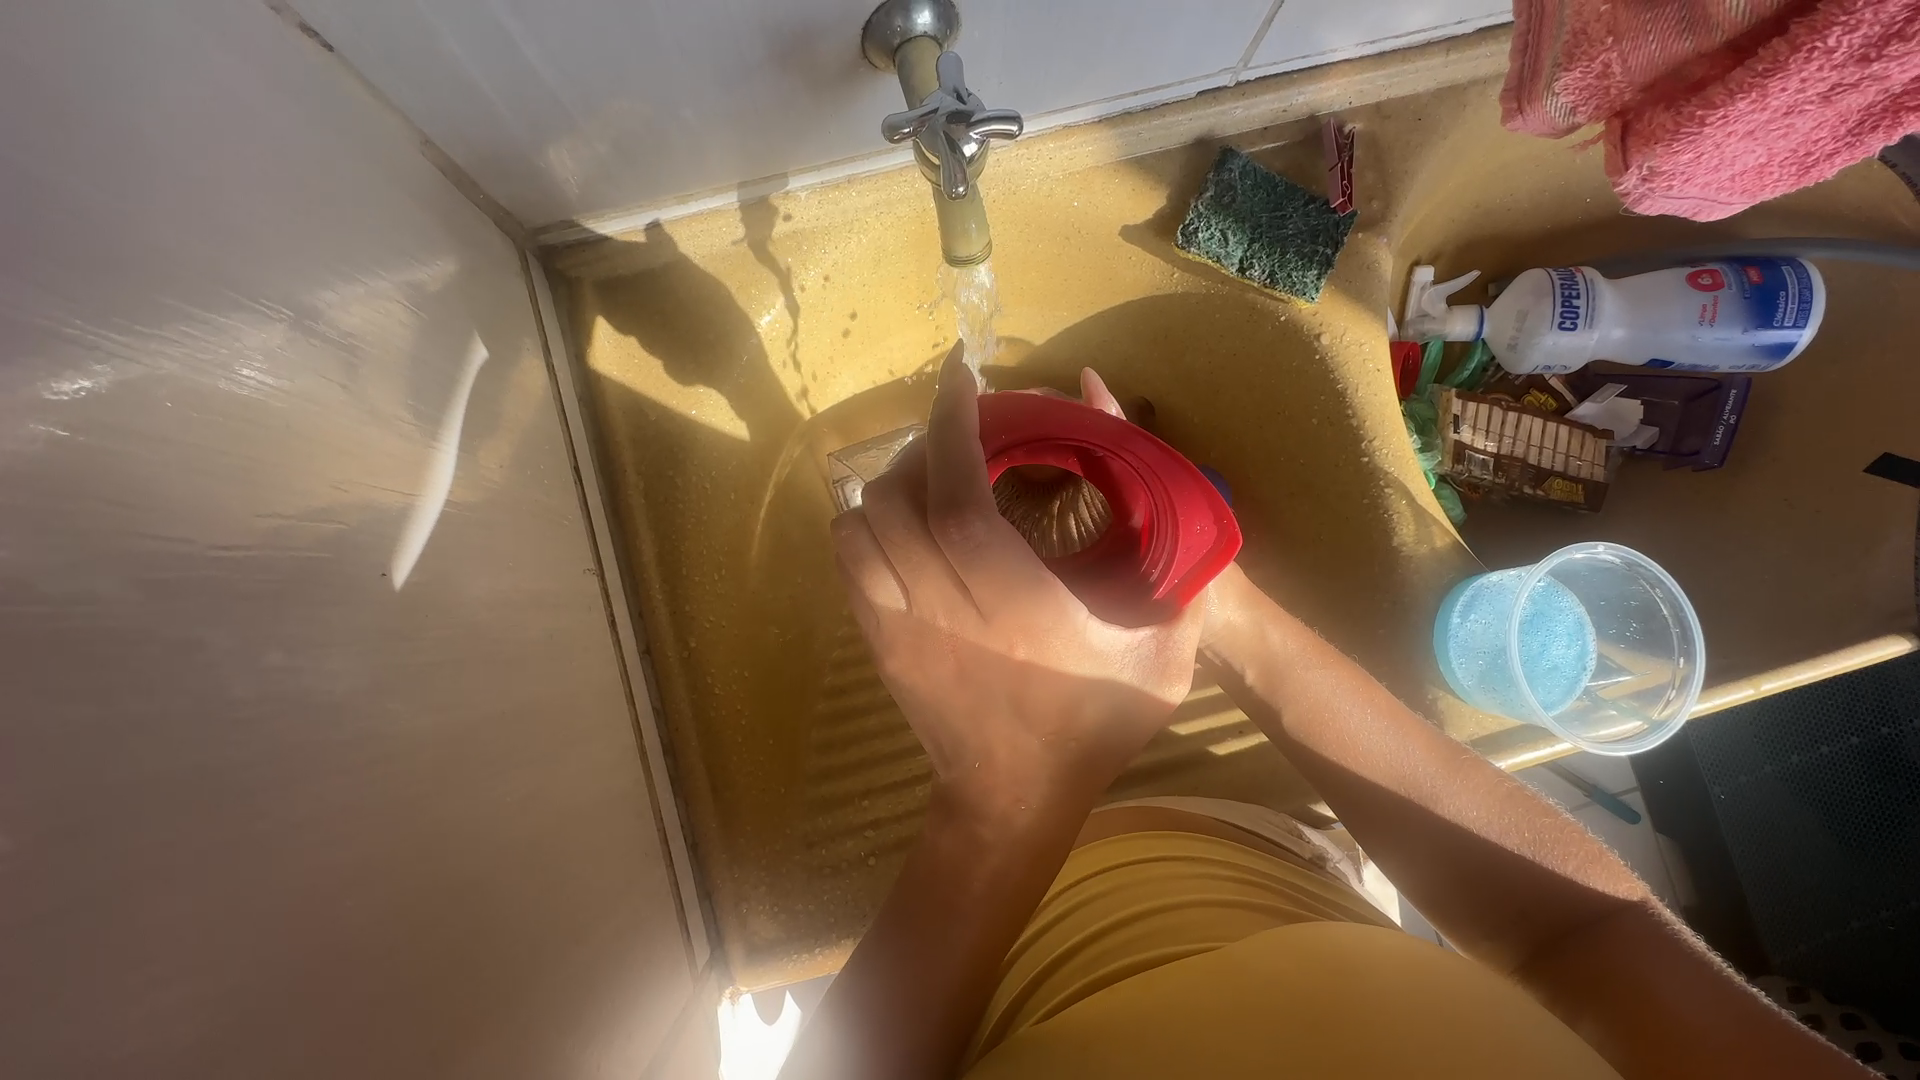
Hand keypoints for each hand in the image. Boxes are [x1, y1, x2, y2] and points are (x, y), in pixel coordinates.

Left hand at [832, 347, 1203, 816]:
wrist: (1014, 798)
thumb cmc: (1093, 725)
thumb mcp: (1165, 659)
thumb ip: (1187, 588)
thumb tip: (1194, 513)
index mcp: (1014, 600)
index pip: (959, 493)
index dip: (952, 426)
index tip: (959, 378)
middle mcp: (943, 604)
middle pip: (896, 498)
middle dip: (920, 448)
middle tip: (956, 435)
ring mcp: (898, 626)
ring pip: (860, 525)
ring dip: (888, 487)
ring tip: (929, 481)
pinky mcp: (876, 643)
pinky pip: (847, 562)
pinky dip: (863, 527)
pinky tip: (902, 526)